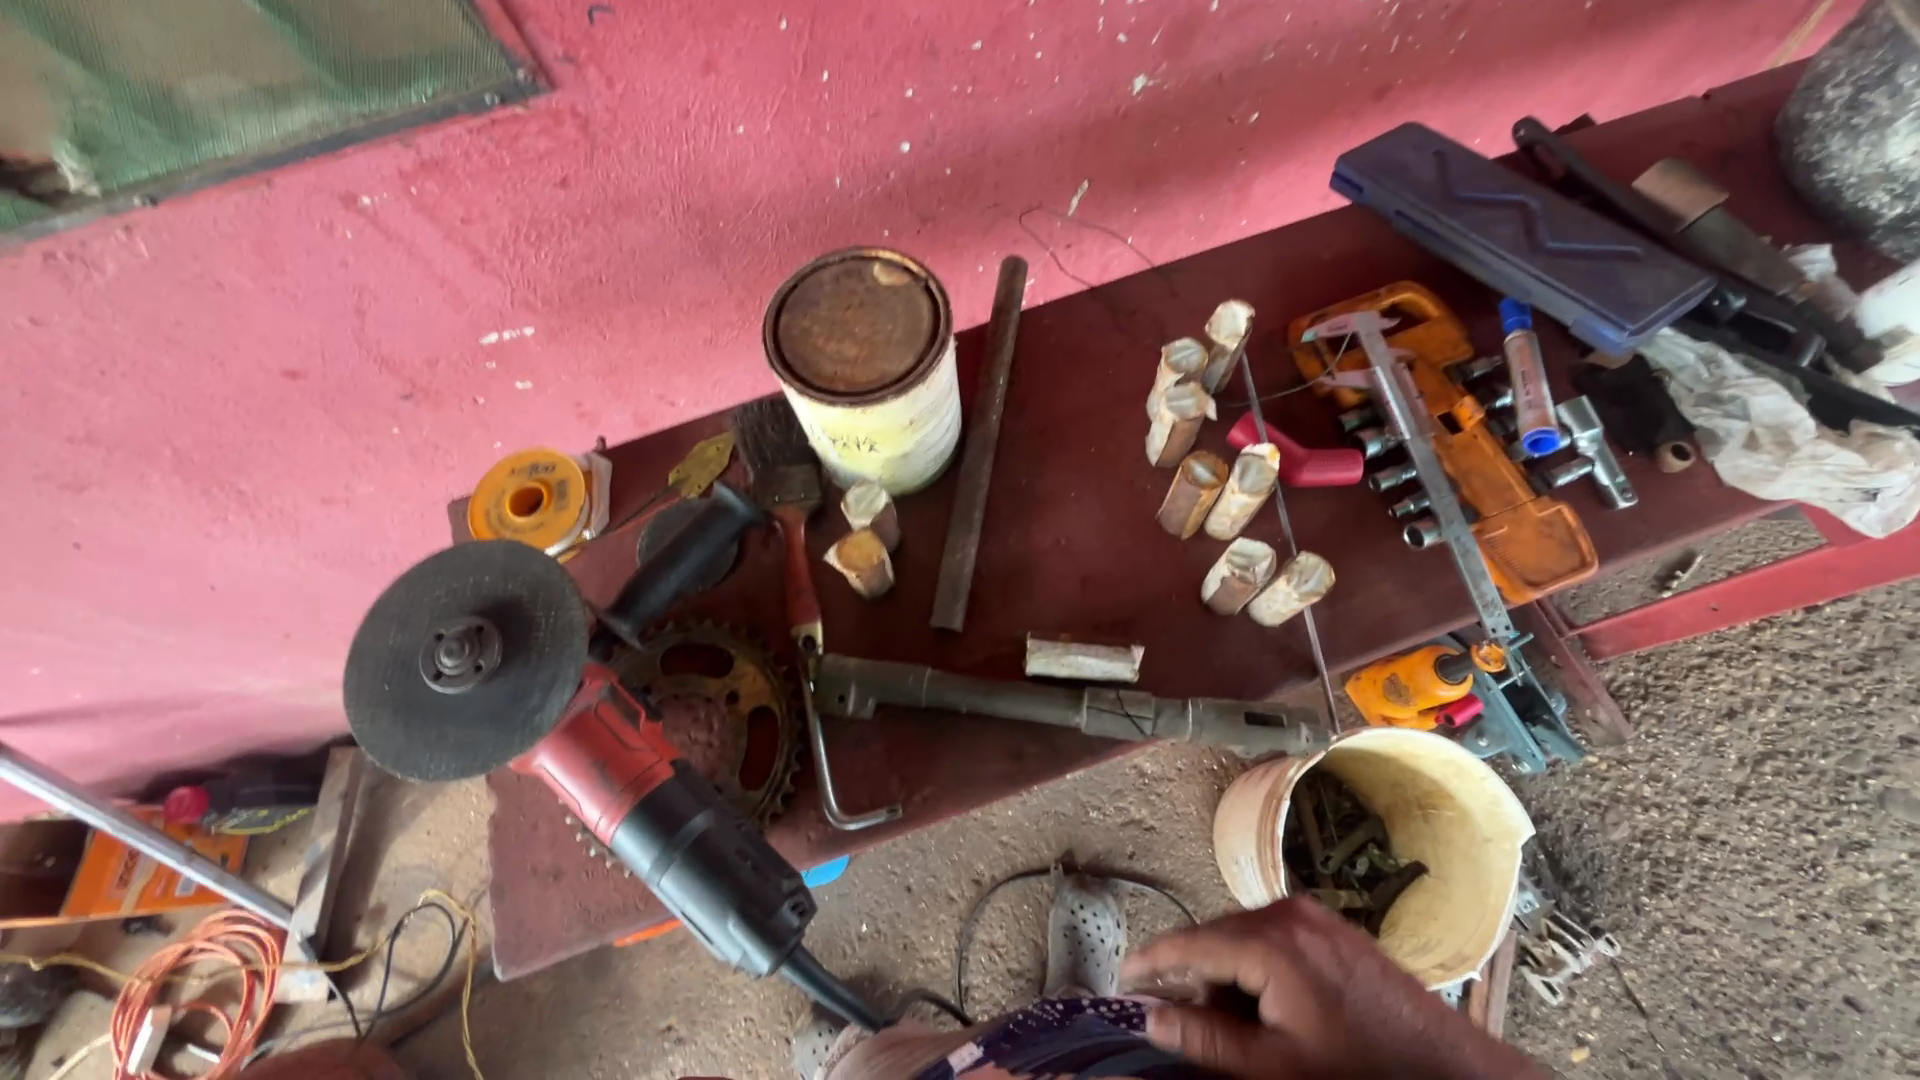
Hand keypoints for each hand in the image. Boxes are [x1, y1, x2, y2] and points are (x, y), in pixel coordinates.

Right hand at [1119, 898, 1541, 1079]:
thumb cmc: (1357, 1071)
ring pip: (1242, 937)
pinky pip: (1273, 937)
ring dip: (1229, 975)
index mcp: (1268, 941)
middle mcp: (1285, 912)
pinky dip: (1258, 967)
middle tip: (1194, 1022)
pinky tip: (1270, 1007)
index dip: (1152, 961)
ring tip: (1243, 1026)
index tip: (1124, 977)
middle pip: (1215, 937)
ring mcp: (1311, 915)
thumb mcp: (1273, 1066)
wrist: (1451, 1072)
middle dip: (1198, 978)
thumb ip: (1206, 1038)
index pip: (1189, 944)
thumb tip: (1153, 1018)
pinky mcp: (1330, 926)